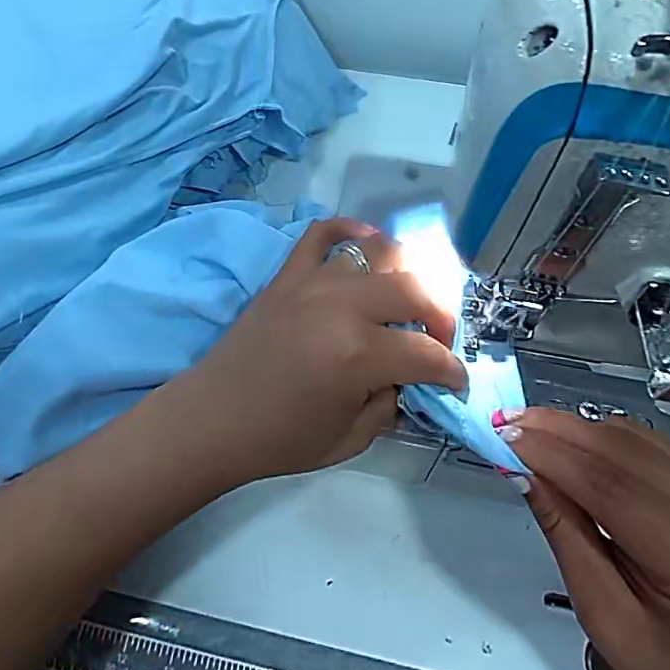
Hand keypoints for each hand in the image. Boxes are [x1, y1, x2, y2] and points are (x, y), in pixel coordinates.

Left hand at [164, 218, 466, 485]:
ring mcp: (313, 282)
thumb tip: (407, 377)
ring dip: (403, 273)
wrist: (213, 418)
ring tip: (403, 297)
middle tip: (435, 338)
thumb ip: (390, 404)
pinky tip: (365, 246)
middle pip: (414, 290)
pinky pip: (323, 232)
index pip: (426, 353)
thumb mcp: (350, 439)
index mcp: (359, 355)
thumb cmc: (280, 438)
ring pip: (378, 252)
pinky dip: (350, 230)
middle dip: (439, 316)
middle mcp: (342, 307)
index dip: (451, 370)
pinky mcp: (288, 273)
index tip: (456, 380)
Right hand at [505, 408, 669, 669]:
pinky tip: (576, 443)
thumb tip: (526, 472)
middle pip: (626, 454)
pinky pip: (653, 444)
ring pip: (637, 439)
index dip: (554, 456)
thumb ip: (567, 537)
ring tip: (534, 429)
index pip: (614, 491)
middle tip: (511, 420)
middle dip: (559, 431)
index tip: (509, 436)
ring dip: (579, 429)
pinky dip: (607, 438)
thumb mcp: (609, 619)